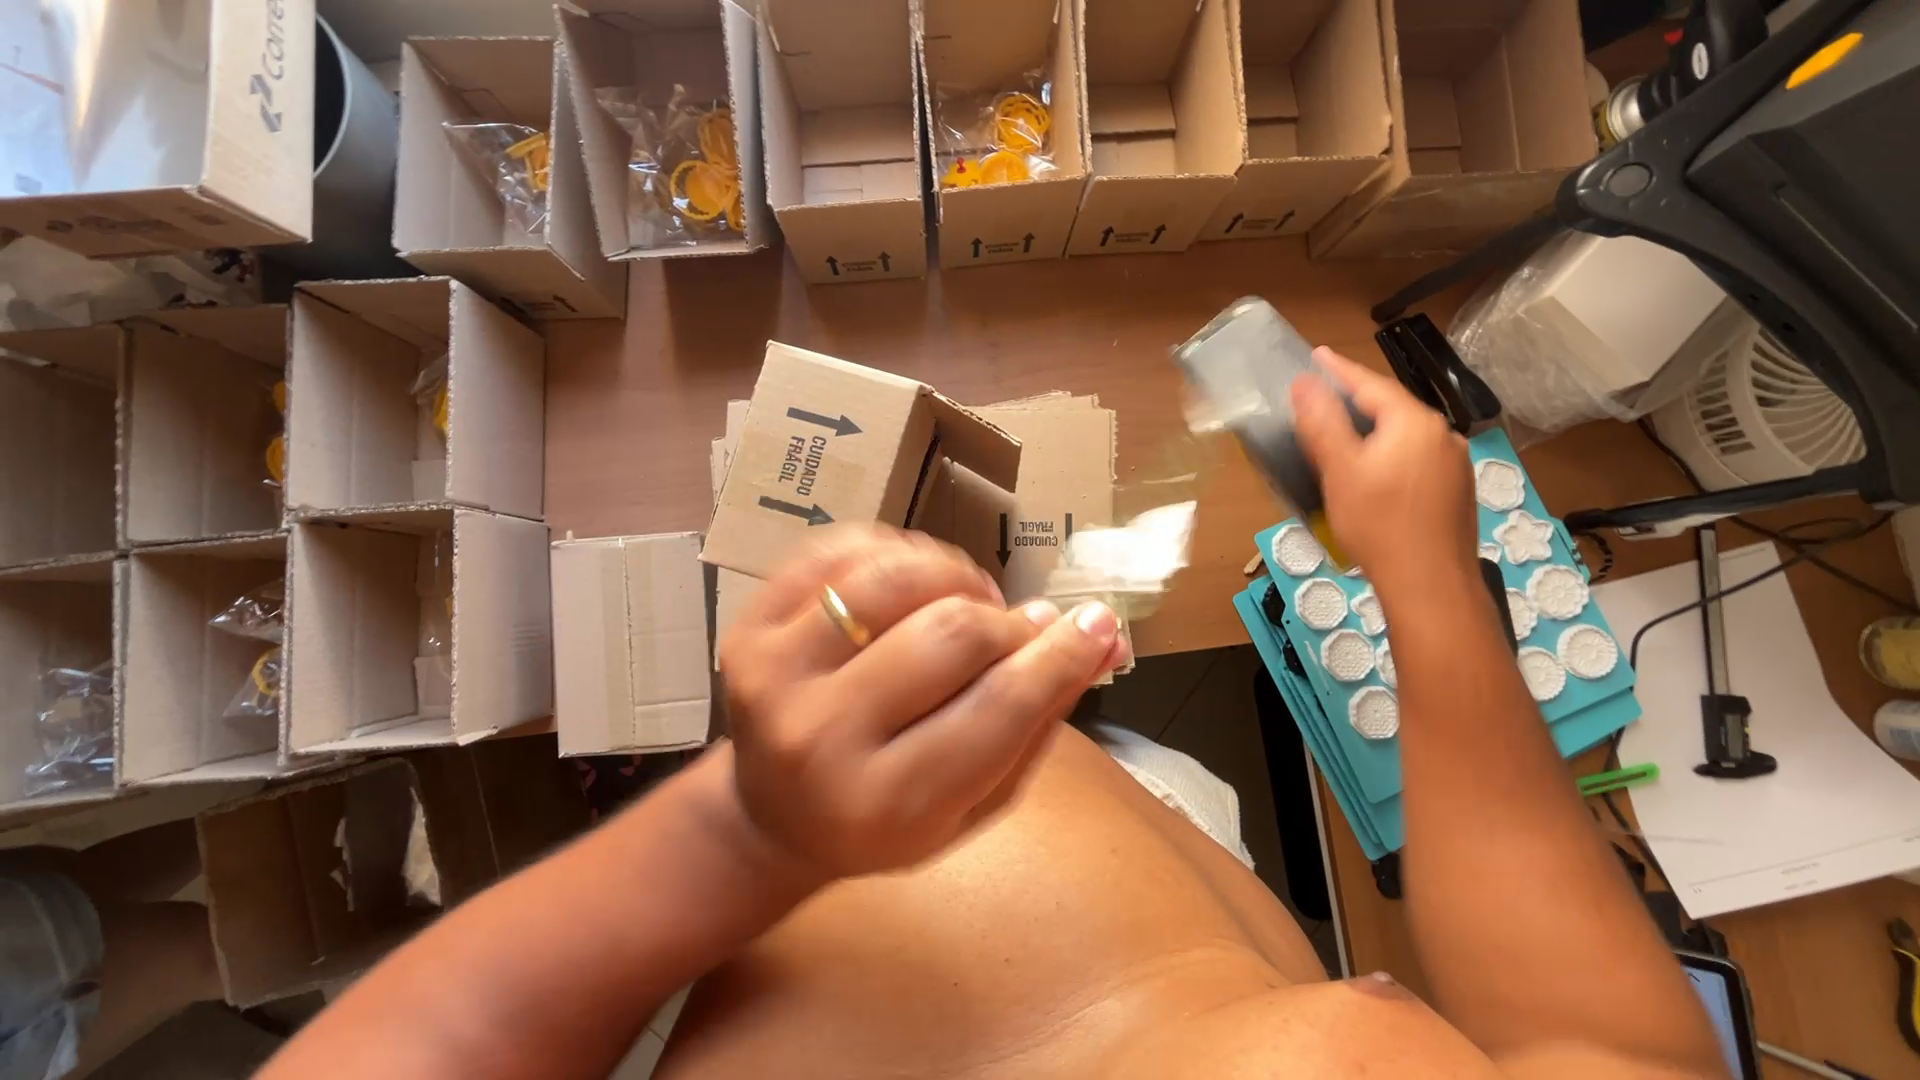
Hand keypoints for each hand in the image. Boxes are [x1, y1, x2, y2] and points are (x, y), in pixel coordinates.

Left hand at [717, 525, 1129, 881]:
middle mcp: (819, 738)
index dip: (1060, 656)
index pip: (998, 707)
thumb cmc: (887, 820)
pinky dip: (898, 552)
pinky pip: (840, 550)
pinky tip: (917, 583)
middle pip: (951, 633)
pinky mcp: (748, 626)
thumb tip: (1092, 636)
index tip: (1099, 624)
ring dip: (954, 577)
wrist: (774, 815)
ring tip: (968, 602)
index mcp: (885, 804)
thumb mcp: (973, 804)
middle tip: (1017, 630)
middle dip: (1005, 623)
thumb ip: (1035, 726)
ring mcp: (772, 674)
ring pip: (896, 578)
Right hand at [1290, 347, 1476, 596]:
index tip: (1316, 354)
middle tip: (1324, 397)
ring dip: (1374, 430)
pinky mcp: (1456, 491)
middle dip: (1356, 401)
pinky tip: (1375, 472)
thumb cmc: (1378, 525)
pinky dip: (1390, 454)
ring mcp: (1454, 463)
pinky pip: (1416, 458)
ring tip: (1344, 435)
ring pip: (1404, 435)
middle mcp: (1442, 434)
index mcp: (1414, 422)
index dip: (1339, 370)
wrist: (1430, 584)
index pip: (1370, 384)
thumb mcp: (1340, 470)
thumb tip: (1305, 382)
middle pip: (1391, 408)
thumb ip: (1322, 422)